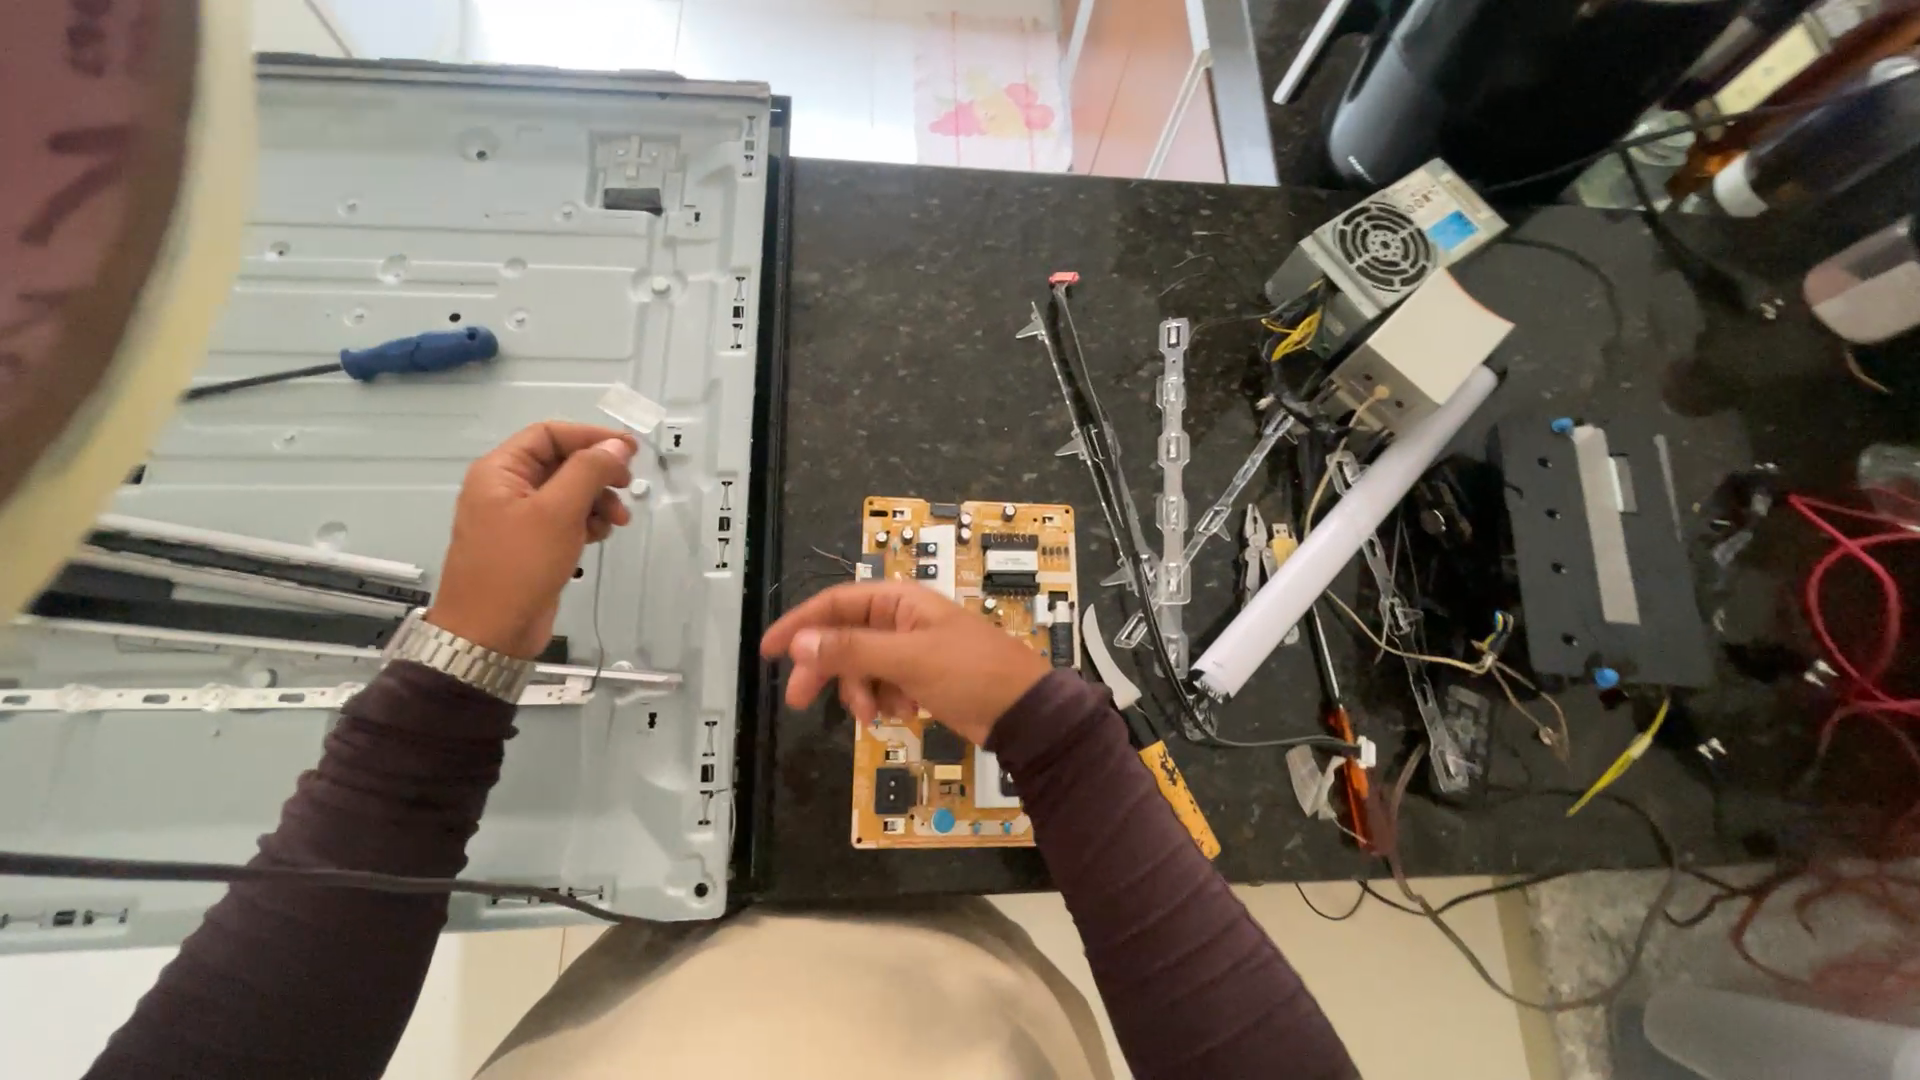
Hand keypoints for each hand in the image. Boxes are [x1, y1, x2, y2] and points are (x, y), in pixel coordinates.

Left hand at [427, 422, 636, 658]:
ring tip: (618, 520)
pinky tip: (600, 535)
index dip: (591, 437)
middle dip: (598, 472)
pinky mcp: (532, 543)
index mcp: (500, 471)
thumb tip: (616, 445)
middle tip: (627, 485)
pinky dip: (588, 521)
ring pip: (568, 492)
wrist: (491, 632)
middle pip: (561, 462)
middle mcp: (506, 488)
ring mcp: (518, 517)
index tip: (630, 451)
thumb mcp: (558, 512)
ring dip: (598, 500)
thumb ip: (588, 471)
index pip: (549, 434)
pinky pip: (566, 518)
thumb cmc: (519, 566)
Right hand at [760, 582, 1051, 743]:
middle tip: (799, 701)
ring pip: (860, 667)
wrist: (1022, 712)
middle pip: (843, 638)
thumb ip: (853, 649)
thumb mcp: (909, 659)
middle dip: (825, 668)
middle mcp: (900, 620)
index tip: (769, 650)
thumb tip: (799, 642)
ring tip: (876, 715)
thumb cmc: (971, 673)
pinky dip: (884, 701)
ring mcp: (910, 651)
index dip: (800, 624)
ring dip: (860, 692)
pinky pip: (882, 685)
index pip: (835, 603)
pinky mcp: (918, 678)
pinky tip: (904, 713)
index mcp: (898, 601)